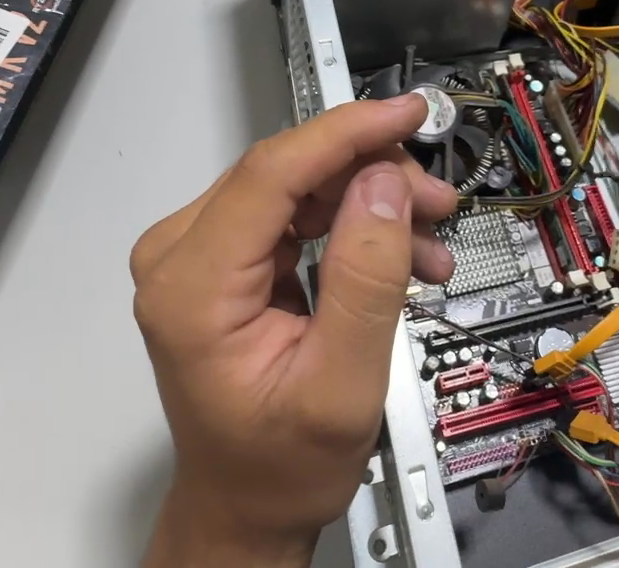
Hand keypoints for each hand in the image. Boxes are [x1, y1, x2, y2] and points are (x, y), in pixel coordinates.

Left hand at [133, 96, 459, 567]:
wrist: (246, 505)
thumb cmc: (283, 466)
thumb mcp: (342, 387)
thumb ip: (366, 281)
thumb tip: (386, 184)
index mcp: (192, 287)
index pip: (272, 173)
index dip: (347, 132)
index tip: (410, 113)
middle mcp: (180, 253)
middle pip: (288, 171)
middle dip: (373, 175)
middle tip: (439, 207)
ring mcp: (198, 251)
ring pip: (299, 183)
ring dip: (371, 199)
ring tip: (430, 239)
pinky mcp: (223, 256)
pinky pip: (296, 210)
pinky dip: (353, 221)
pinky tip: (400, 251)